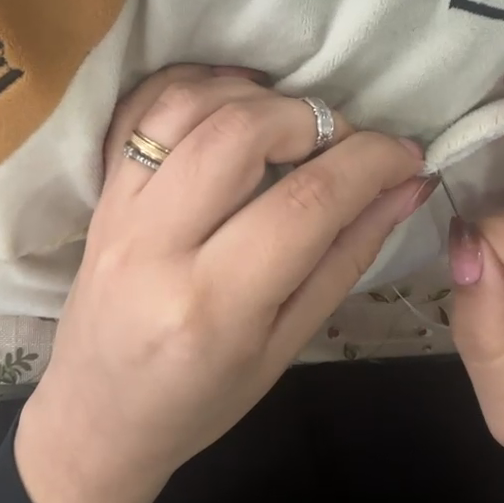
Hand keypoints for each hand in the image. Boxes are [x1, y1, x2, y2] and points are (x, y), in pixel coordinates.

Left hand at [15, 65, 432, 502]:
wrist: (97, 417)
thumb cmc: (200, 401)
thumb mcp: (286, 345)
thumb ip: (346, 257)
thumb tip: (406, 186)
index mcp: (213, 306)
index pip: (306, 201)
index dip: (370, 162)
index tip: (405, 153)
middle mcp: (156, 247)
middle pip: (239, 133)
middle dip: (310, 118)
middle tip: (341, 143)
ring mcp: (118, 212)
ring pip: (187, 106)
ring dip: (254, 96)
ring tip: (289, 124)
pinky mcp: (101, 193)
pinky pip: (141, 109)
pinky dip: (194, 85)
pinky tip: (232, 101)